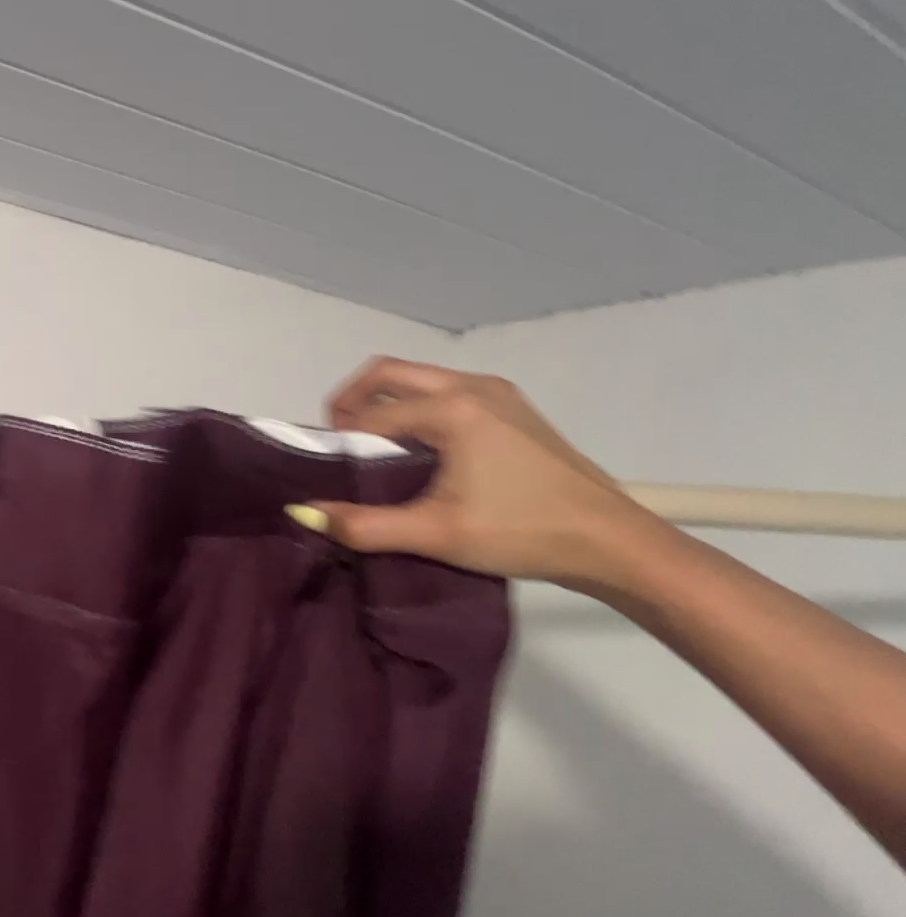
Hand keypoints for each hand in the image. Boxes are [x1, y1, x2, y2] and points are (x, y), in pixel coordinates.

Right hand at [303, 357, 658, 587]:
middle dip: (353, 401)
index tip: (329, 474)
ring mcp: (498, 393)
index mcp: (452, 409)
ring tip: (376, 451)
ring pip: (419, 380)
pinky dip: (417, 410)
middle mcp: (472, 386)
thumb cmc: (521, 533)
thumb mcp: (434, 534)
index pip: (371, 414)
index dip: (341, 441)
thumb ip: (363, 525)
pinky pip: (445, 392)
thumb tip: (305, 512)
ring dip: (386, 404)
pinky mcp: (513, 408)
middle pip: (389, 373)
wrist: (611, 542)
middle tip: (340, 442)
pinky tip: (421, 453)